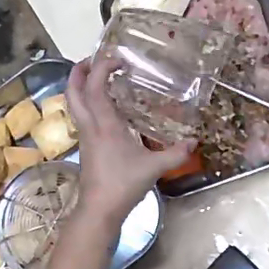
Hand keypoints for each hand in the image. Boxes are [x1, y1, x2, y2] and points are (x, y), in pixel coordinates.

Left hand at [64, 56, 193, 222]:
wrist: (99, 210)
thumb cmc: (123, 185)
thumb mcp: (154, 168)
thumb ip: (175, 153)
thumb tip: (194, 141)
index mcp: (104, 125)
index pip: (96, 87)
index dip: (102, 68)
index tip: (117, 58)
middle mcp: (90, 125)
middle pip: (74, 91)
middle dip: (79, 71)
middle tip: (94, 59)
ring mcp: (85, 136)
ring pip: (74, 103)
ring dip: (81, 85)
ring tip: (97, 77)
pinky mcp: (86, 146)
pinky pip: (82, 115)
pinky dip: (88, 102)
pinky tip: (105, 107)